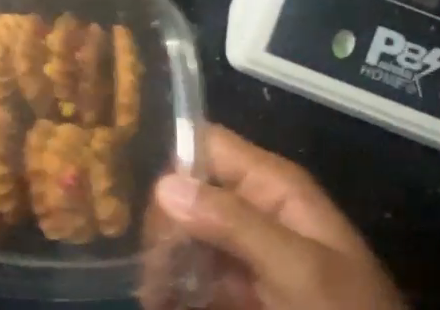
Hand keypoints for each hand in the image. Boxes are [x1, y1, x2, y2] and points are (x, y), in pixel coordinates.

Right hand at [152, 125, 403, 309]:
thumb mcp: (300, 269)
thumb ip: (235, 223)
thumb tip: (163, 183)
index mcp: (274, 186)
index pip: (208, 145)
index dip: (172, 163)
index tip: (140, 198)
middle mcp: (255, 208)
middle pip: (189, 193)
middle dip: (164, 225)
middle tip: (148, 268)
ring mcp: (248, 252)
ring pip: (187, 237)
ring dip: (163, 261)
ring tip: (150, 291)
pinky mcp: (242, 290)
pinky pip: (197, 276)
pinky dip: (175, 288)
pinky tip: (161, 299)